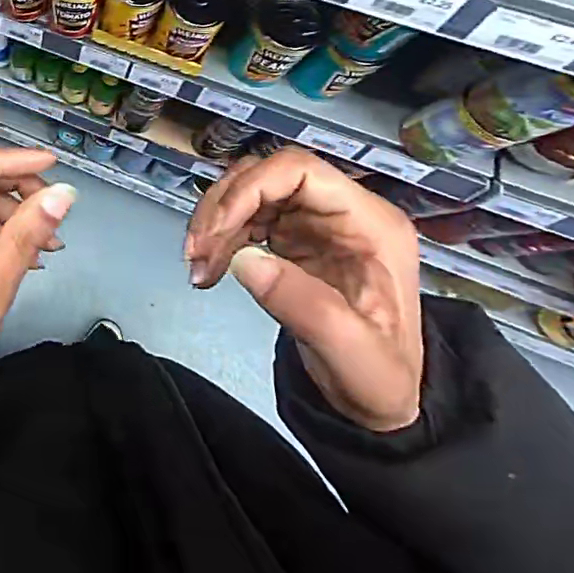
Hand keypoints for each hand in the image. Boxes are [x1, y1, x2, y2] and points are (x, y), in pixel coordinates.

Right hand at [185, 148, 423, 431]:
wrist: (377, 401)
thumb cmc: (377, 378)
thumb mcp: (352, 354)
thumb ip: (303, 305)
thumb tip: (243, 260)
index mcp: (369, 223)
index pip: (299, 171)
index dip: (250, 188)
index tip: (215, 230)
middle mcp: (339, 211)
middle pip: (265, 176)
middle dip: (222, 208)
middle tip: (195, 252)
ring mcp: (313, 221)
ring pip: (248, 193)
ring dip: (214, 224)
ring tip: (198, 266)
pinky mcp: (291, 236)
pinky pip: (243, 218)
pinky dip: (219, 238)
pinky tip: (209, 267)